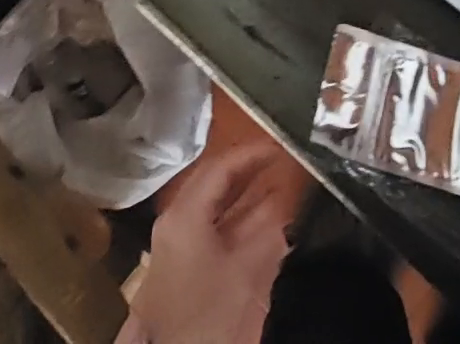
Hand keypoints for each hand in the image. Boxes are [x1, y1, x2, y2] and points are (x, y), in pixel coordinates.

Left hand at [120, 144, 293, 343]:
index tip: (278, 145)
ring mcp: (175, 240)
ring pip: (211, 202)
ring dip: (242, 191)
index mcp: (185, 214)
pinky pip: (210, 223)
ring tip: (274, 178)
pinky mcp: (181, 260)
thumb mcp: (245, 273)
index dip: (250, 154)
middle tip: (277, 157)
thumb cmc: (209, 315)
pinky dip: (235, 215)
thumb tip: (284, 205)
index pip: (220, 168)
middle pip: (211, 180)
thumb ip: (267, 234)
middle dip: (245, 167)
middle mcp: (175, 219)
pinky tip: (259, 216)